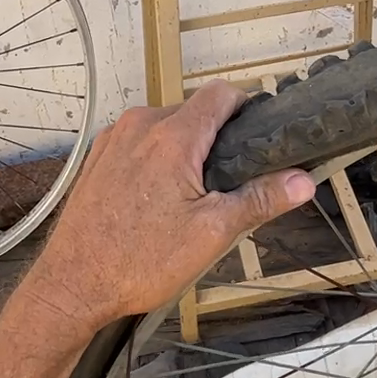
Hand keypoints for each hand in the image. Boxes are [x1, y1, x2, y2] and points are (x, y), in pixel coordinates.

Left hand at [24, 82, 315, 330]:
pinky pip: (138, 141)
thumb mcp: (211, 233)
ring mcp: (114, 137)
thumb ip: (259, 199)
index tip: (258, 132)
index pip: (221, 93)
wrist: (72, 284)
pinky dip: (155, 157)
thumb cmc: (139, 262)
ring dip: (184, 148)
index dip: (246, 106)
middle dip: (215, 137)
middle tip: (226, 182)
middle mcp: (140, 125)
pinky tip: (155, 198)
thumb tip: (303, 181)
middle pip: (193, 110)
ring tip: (189, 196)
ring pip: (165, 126)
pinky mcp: (97, 155)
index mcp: (172, 135)